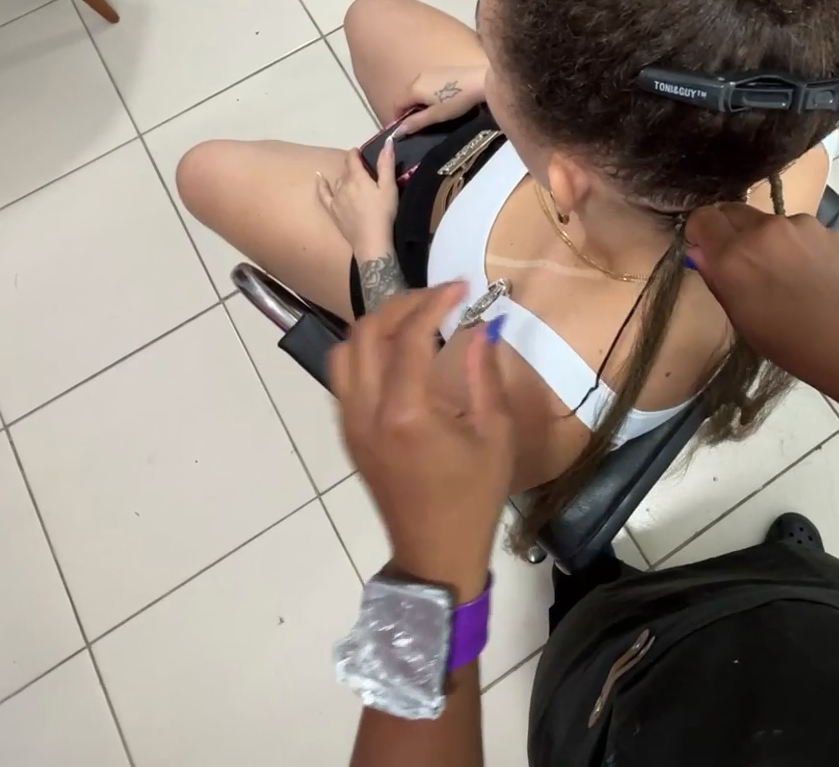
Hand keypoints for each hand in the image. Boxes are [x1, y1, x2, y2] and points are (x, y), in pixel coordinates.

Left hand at [318, 145, 399, 257]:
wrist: (371, 240)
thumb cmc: (384, 213)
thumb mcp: (389, 188)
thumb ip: (386, 165)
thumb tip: (387, 142)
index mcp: (358, 177)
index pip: (352, 159)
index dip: (355, 153)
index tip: (359, 152)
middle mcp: (343, 184)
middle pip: (346, 170)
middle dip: (353, 167)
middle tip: (364, 172)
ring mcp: (336, 198)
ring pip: (338, 181)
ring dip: (345, 178)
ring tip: (353, 180)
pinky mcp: (332, 210)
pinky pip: (323, 194)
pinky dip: (321, 185)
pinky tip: (319, 178)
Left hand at [331, 283, 513, 601]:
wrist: (435, 551)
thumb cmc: (474, 496)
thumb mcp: (494, 434)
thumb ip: (485, 374)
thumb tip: (482, 327)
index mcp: (407, 412)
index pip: (410, 335)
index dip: (435, 301)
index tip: (462, 287)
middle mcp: (367, 411)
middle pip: (367, 332)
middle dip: (402, 303)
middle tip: (439, 298)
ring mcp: (350, 422)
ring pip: (345, 350)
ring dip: (377, 323)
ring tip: (415, 317)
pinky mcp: (348, 433)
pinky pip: (344, 375)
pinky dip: (366, 349)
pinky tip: (398, 350)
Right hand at [397, 66, 486, 132]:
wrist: (478, 81)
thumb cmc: (456, 101)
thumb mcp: (436, 115)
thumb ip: (416, 122)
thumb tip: (397, 131)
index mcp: (413, 89)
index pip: (396, 103)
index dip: (397, 117)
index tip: (402, 128)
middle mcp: (417, 77)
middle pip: (405, 95)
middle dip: (407, 109)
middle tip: (416, 122)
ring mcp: (429, 71)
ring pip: (416, 88)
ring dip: (417, 100)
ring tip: (428, 112)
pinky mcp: (440, 69)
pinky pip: (426, 83)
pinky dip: (426, 93)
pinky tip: (438, 99)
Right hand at [686, 203, 838, 403]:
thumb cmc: (794, 346)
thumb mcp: (743, 320)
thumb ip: (718, 279)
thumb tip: (703, 251)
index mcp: (735, 255)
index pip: (703, 218)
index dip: (702, 233)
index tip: (709, 249)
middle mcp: (766, 229)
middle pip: (735, 212)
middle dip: (733, 232)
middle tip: (747, 266)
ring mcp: (804, 225)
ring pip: (773, 223)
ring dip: (772, 241)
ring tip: (792, 279)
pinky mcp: (834, 230)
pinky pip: (806, 233)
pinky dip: (804, 249)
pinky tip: (820, 279)